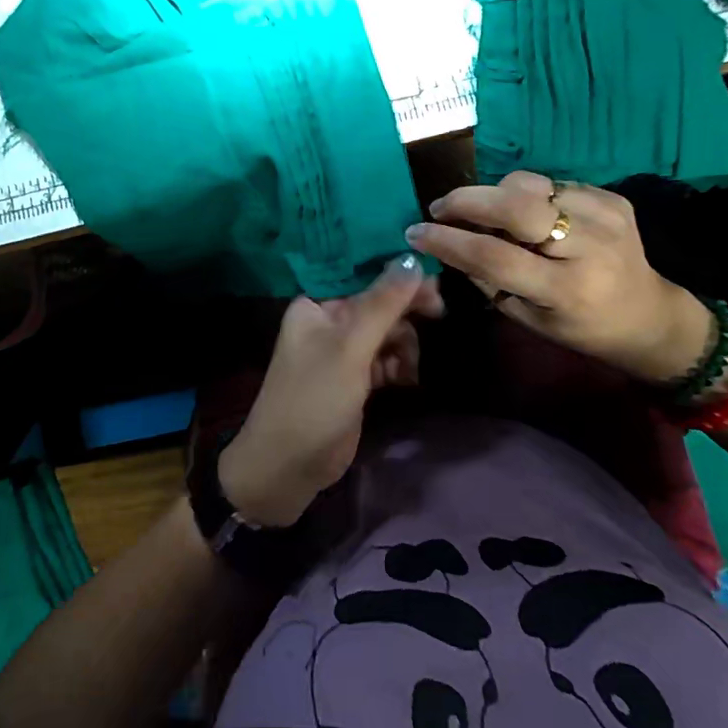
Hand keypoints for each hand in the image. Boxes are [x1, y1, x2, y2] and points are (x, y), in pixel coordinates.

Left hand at [218, 254, 443, 527]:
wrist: (288, 469)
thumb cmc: (313, 399)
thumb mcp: (350, 349)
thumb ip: (383, 304)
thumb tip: (413, 258)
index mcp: (317, 304)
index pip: (363, 273)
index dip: (398, 272)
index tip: (433, 277)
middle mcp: (330, 321)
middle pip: (379, 301)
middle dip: (407, 309)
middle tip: (439, 314)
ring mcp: (343, 351)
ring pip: (387, 330)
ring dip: (405, 343)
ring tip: (411, 365)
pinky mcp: (356, 378)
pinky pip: (387, 358)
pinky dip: (400, 364)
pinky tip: (408, 378)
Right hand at [404, 171, 711, 384]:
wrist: (647, 314)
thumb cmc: (581, 328)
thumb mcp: (529, 319)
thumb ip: (488, 279)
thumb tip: (447, 243)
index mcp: (567, 290)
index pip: (495, 256)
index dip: (450, 240)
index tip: (417, 231)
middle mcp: (589, 246)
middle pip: (515, 205)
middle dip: (467, 200)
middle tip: (440, 207)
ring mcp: (604, 214)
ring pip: (530, 184)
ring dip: (495, 193)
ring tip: (482, 211)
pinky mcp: (612, 197)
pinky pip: (552, 184)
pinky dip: (528, 195)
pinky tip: (526, 214)